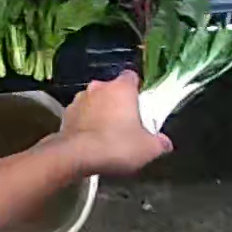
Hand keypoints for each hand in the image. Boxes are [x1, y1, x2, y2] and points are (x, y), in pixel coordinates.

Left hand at [52, 72, 171, 176]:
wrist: (78, 154)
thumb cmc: (117, 145)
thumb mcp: (149, 148)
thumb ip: (159, 142)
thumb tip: (164, 142)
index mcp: (121, 88)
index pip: (131, 77)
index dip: (137, 87)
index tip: (141, 101)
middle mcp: (98, 87)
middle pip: (112, 89)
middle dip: (119, 102)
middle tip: (128, 122)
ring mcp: (79, 98)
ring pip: (95, 100)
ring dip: (101, 110)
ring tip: (109, 132)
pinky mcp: (66, 111)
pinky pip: (81, 112)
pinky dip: (87, 120)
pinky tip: (92, 137)